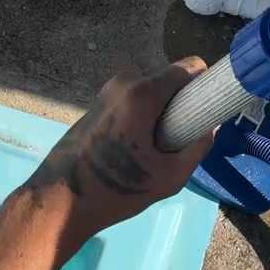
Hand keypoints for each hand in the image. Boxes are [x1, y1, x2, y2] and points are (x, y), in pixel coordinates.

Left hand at [20, 57, 214, 248]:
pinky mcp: (96, 104)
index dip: (203, 86)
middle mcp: (124, 83)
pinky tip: (132, 151)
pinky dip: (141, 119)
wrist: (59, 202)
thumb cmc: (116, 190)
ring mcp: (106, 92)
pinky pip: (133, 102)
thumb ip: (198, 147)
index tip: (205, 112)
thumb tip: (210, 128)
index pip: (189, 67)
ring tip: (152, 152)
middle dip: (180, 107)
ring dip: (159, 115)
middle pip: (169, 83)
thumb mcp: (170, 177)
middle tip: (176, 143)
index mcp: (142, 93)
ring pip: (151, 94)